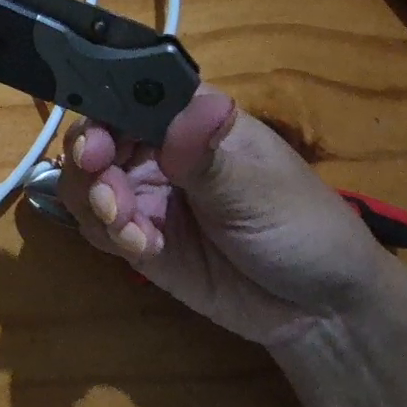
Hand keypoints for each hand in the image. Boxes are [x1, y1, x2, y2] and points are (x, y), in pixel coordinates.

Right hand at [55, 88, 395, 344]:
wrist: (320, 311)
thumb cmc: (304, 228)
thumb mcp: (258, 191)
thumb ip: (206, 156)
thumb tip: (192, 107)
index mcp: (189, 118)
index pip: (131, 94)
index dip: (103, 110)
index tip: (96, 143)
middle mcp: (157, 149)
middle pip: (95, 137)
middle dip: (90, 165)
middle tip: (108, 197)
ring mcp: (144, 193)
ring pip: (85, 182)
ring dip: (95, 203)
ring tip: (131, 232)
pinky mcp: (136, 235)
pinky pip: (97, 226)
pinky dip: (109, 235)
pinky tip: (144, 250)